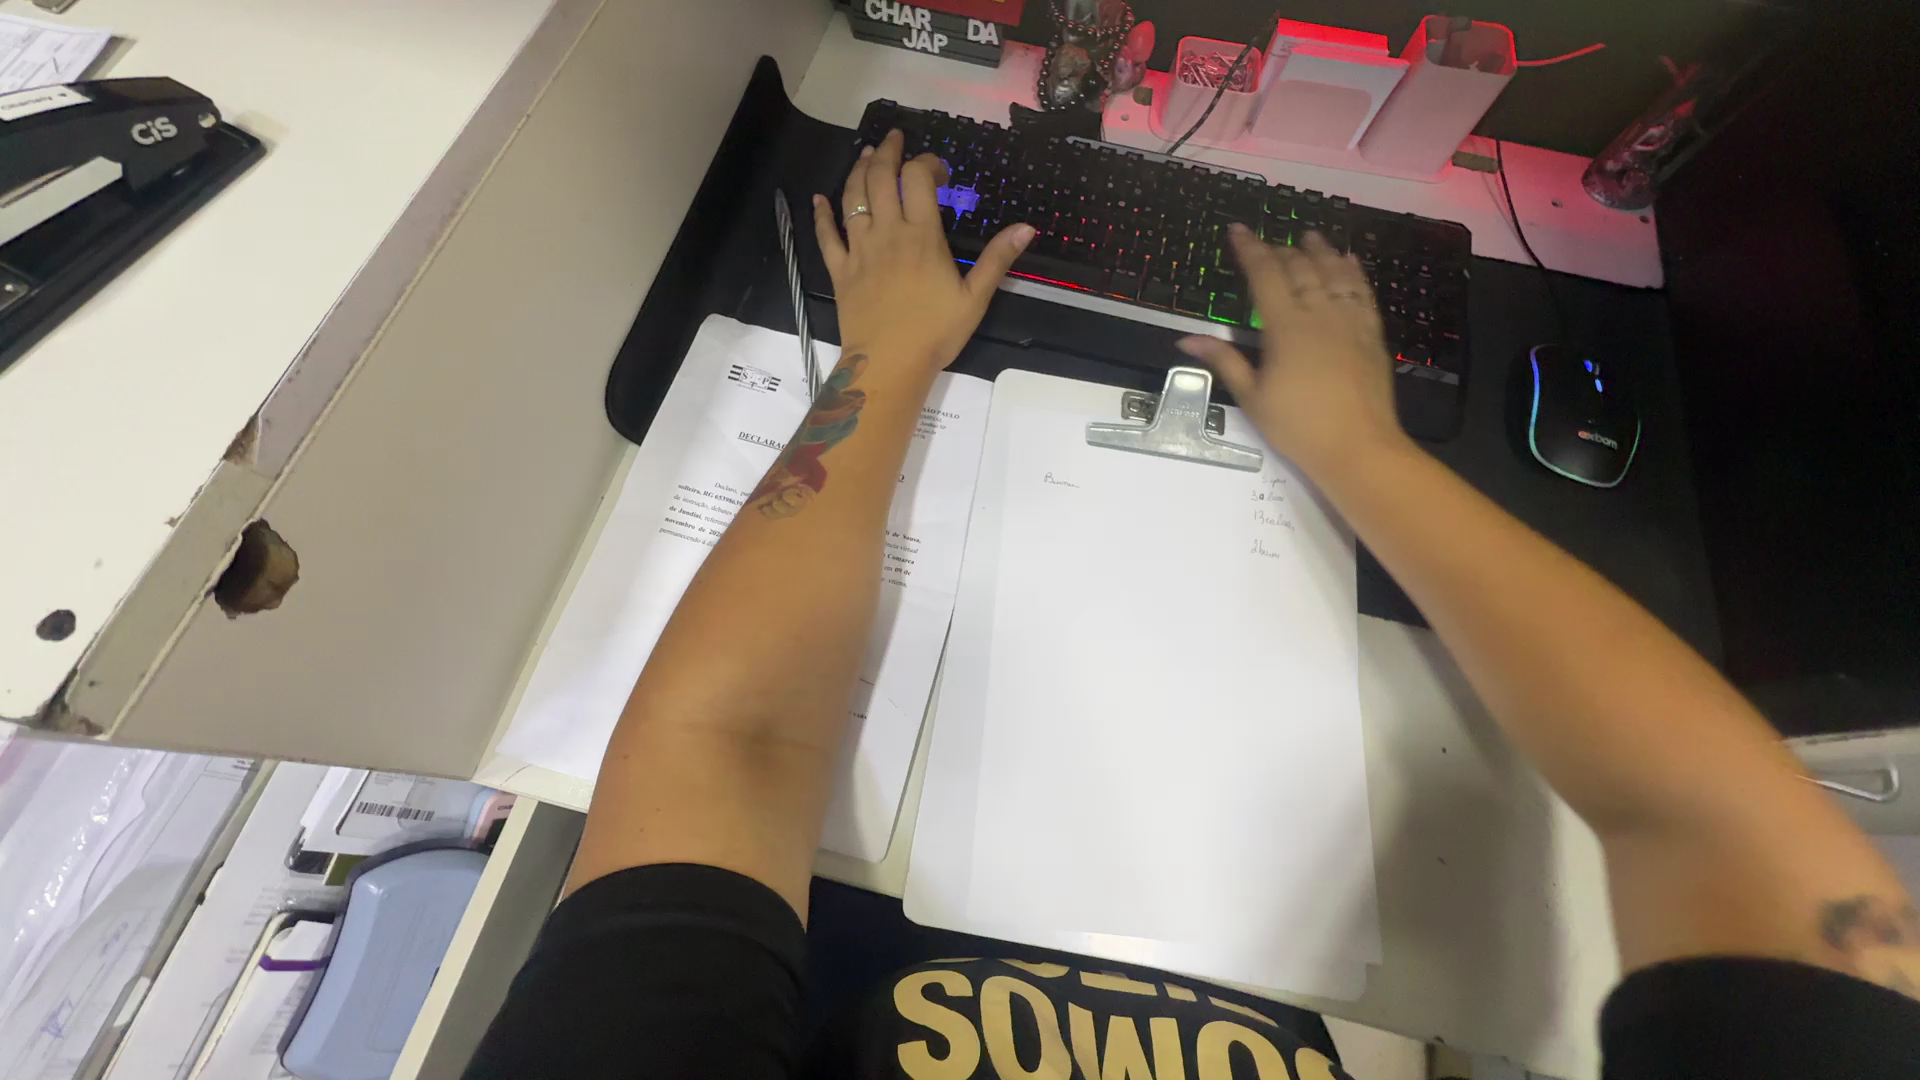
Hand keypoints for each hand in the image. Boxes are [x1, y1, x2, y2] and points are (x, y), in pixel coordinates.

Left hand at [813, 130, 1033, 376]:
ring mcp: (859, 250)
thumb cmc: (935, 334)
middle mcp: (887, 233)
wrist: (890, 364)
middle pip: (881, 177)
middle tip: (894, 139)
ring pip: (853, 197)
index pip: (918, 179)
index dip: (927, 163)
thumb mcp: (975, 299)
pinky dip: (822, 214)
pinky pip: (827, 235)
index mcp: (922, 236)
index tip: (938, 171)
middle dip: (888, 151)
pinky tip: (819, 199)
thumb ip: (997, 260)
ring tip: (866, 155)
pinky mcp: (840, 270)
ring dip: (858, 170)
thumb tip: (1026, 228)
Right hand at [1177, 226, 1407, 473]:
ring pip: (1334, 272)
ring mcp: (1349, 321)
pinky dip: (1353, 271)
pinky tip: (1348, 261)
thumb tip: (1187, 340)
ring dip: (1320, 251)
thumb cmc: (1296, 425)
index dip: (1249, 249)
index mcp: (1285, 327)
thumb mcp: (1251, 396)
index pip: (1264, 275)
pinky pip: (1362, 291)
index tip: (1236, 230)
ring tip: (1310, 236)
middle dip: (1280, 250)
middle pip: (1299, 268)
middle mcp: (1319, 313)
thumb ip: (1224, 361)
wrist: (1357, 445)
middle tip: (1267, 242)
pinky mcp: (1371, 333)